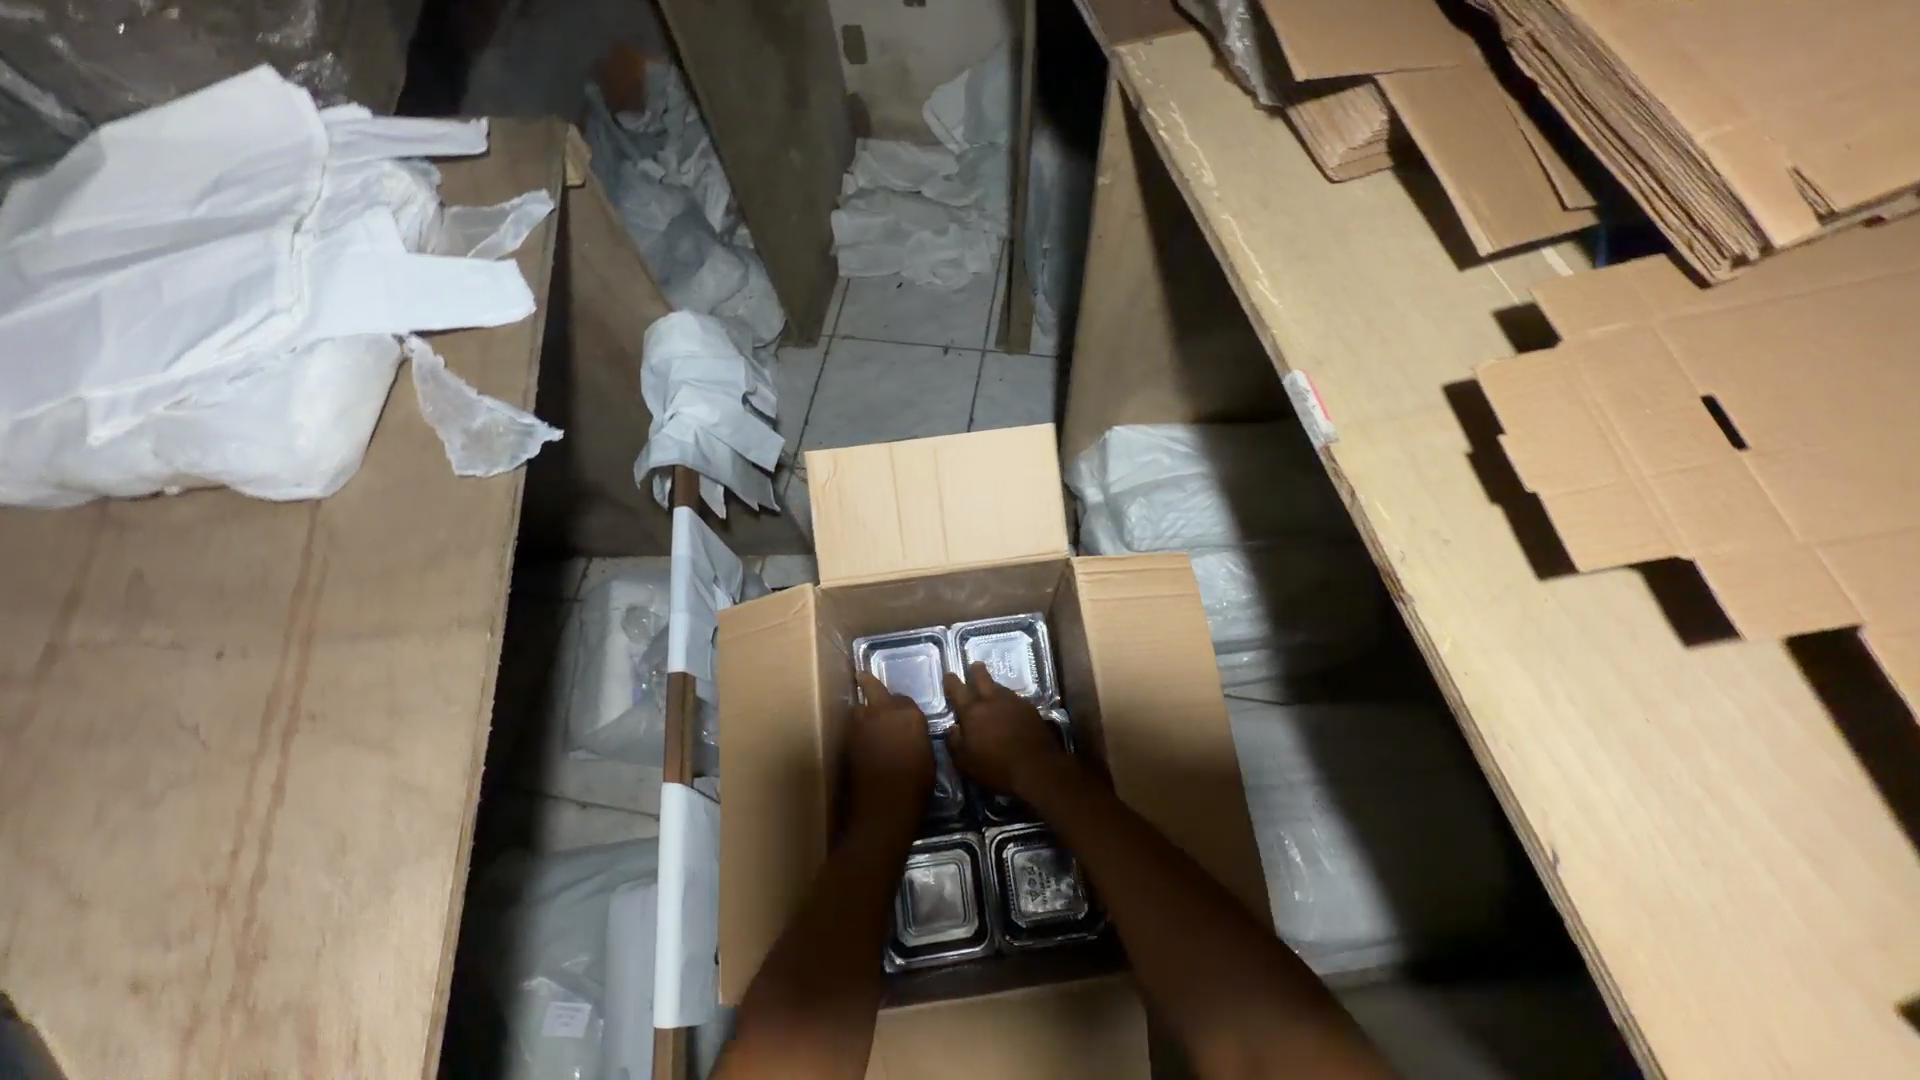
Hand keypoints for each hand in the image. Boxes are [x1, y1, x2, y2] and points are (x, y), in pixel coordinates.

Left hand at [846, 672, 934, 824]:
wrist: (884, 805)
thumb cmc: (916, 784)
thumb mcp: (926, 755)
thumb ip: (915, 736)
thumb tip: (908, 734)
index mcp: (909, 714)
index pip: (904, 700)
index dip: (903, 707)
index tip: (903, 714)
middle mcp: (883, 711)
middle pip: (874, 688)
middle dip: (868, 682)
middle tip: (860, 675)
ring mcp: (861, 724)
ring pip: (859, 709)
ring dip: (862, 711)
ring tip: (863, 717)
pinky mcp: (847, 740)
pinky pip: (852, 727)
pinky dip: (856, 729)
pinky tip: (861, 739)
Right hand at [943, 662, 1071, 796]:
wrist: (1037, 768)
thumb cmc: (996, 767)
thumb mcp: (965, 761)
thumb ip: (954, 742)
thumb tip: (952, 728)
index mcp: (972, 711)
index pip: (957, 689)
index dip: (951, 681)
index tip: (949, 675)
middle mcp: (992, 700)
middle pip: (982, 677)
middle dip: (975, 670)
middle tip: (973, 666)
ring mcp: (1014, 702)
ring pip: (1000, 686)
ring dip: (993, 686)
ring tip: (991, 690)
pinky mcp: (1031, 709)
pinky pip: (1014, 699)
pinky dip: (1008, 701)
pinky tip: (1009, 709)